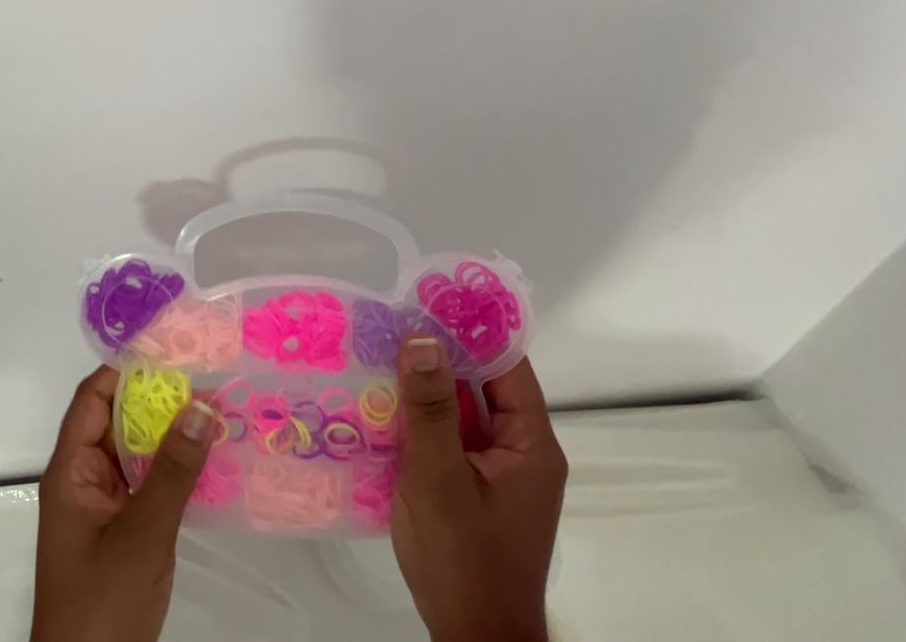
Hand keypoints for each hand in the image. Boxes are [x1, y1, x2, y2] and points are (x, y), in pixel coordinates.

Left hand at [32, 366, 214, 641]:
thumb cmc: (103, 600)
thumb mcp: (143, 533)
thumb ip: (174, 471)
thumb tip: (203, 406)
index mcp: (71, 470)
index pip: (92, 399)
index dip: (125, 370)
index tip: (170, 349)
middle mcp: (83, 478)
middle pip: (116, 421)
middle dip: (157, 398)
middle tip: (208, 376)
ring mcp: (102, 505)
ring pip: (134, 452)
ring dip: (170, 433)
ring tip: (218, 408)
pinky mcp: (121, 529)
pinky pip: (146, 482)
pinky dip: (174, 468)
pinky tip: (211, 460)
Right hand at [391, 338, 566, 641]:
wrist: (474, 639)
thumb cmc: (462, 558)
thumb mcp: (438, 477)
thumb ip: (430, 408)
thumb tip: (420, 338)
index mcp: (530, 443)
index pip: (507, 365)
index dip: (470, 328)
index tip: (426, 298)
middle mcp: (521, 451)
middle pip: (483, 385)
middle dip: (438, 354)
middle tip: (387, 322)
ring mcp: (497, 472)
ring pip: (462, 412)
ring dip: (424, 387)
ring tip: (375, 354)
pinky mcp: (473, 489)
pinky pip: (450, 440)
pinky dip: (420, 421)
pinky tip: (380, 407)